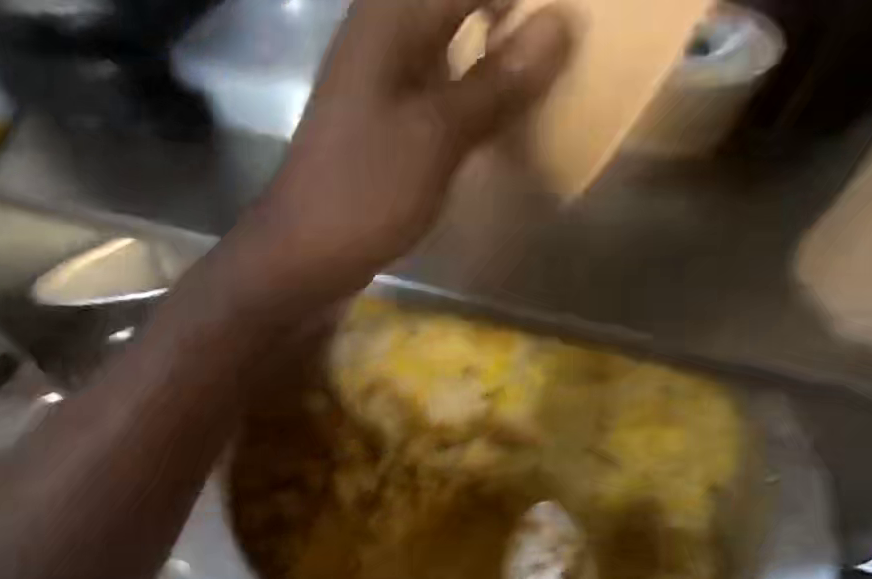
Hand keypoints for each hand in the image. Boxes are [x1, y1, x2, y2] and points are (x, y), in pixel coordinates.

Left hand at [235, 0, 572, 304]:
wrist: (298, 261)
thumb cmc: (362, 194)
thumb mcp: (435, 137)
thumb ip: (496, 83)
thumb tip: (559, 24)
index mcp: (390, 18)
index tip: (573, 14)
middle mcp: (382, 38)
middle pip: (458, 6)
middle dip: (512, 20)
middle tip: (565, 45)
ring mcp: (378, 85)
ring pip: (450, 47)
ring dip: (496, 58)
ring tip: (550, 72)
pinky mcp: (379, 128)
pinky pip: (437, 92)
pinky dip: (472, 98)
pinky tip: (500, 118)